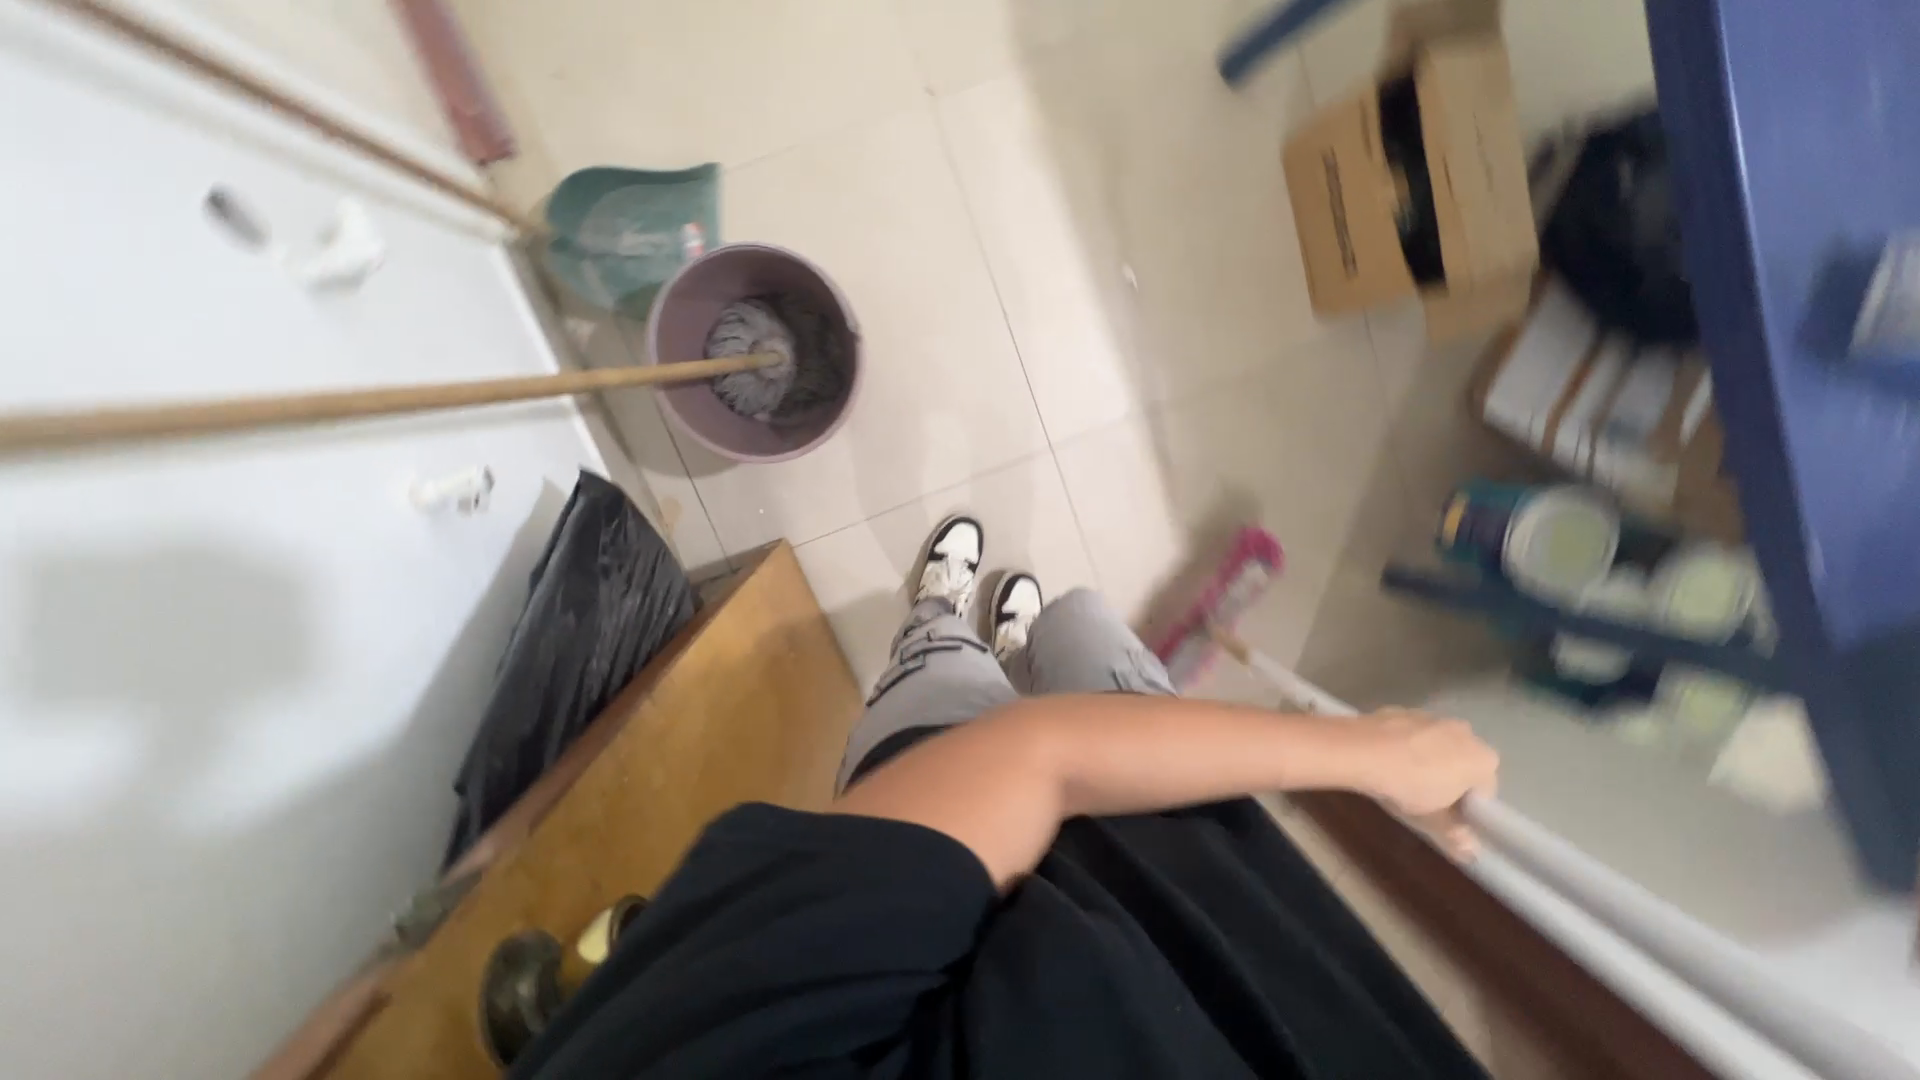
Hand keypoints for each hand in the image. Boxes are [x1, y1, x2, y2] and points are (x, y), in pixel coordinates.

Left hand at [1351, 709, 1498, 860]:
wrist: (1359, 749)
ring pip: (1436, 744)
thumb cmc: (1406, 786)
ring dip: (1425, 758)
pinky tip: (1383, 757)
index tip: (1446, 815)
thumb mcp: (1432, 818)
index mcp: (1483, 759)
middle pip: (1462, 762)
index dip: (1465, 805)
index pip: (1483, 789)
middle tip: (1423, 797)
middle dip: (1448, 778)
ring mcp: (1431, 716)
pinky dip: (1403, 742)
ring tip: (1400, 777)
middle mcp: (1464, 731)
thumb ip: (1455, 834)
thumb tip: (1471, 851)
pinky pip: (1409, 732)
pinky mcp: (1401, 708)